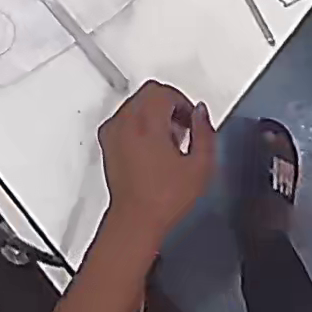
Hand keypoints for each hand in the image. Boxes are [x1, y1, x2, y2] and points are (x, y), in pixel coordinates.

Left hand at [97, 80, 215, 251]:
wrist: (136, 219)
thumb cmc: (165, 199)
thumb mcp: (200, 167)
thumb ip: (205, 133)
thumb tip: (200, 112)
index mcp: (147, 122)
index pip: (164, 91)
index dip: (183, 102)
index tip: (191, 120)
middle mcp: (127, 120)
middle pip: (149, 92)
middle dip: (169, 104)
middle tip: (183, 128)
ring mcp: (114, 128)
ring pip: (136, 103)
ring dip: (154, 113)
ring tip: (168, 143)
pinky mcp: (106, 138)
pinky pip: (124, 117)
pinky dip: (138, 122)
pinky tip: (151, 148)